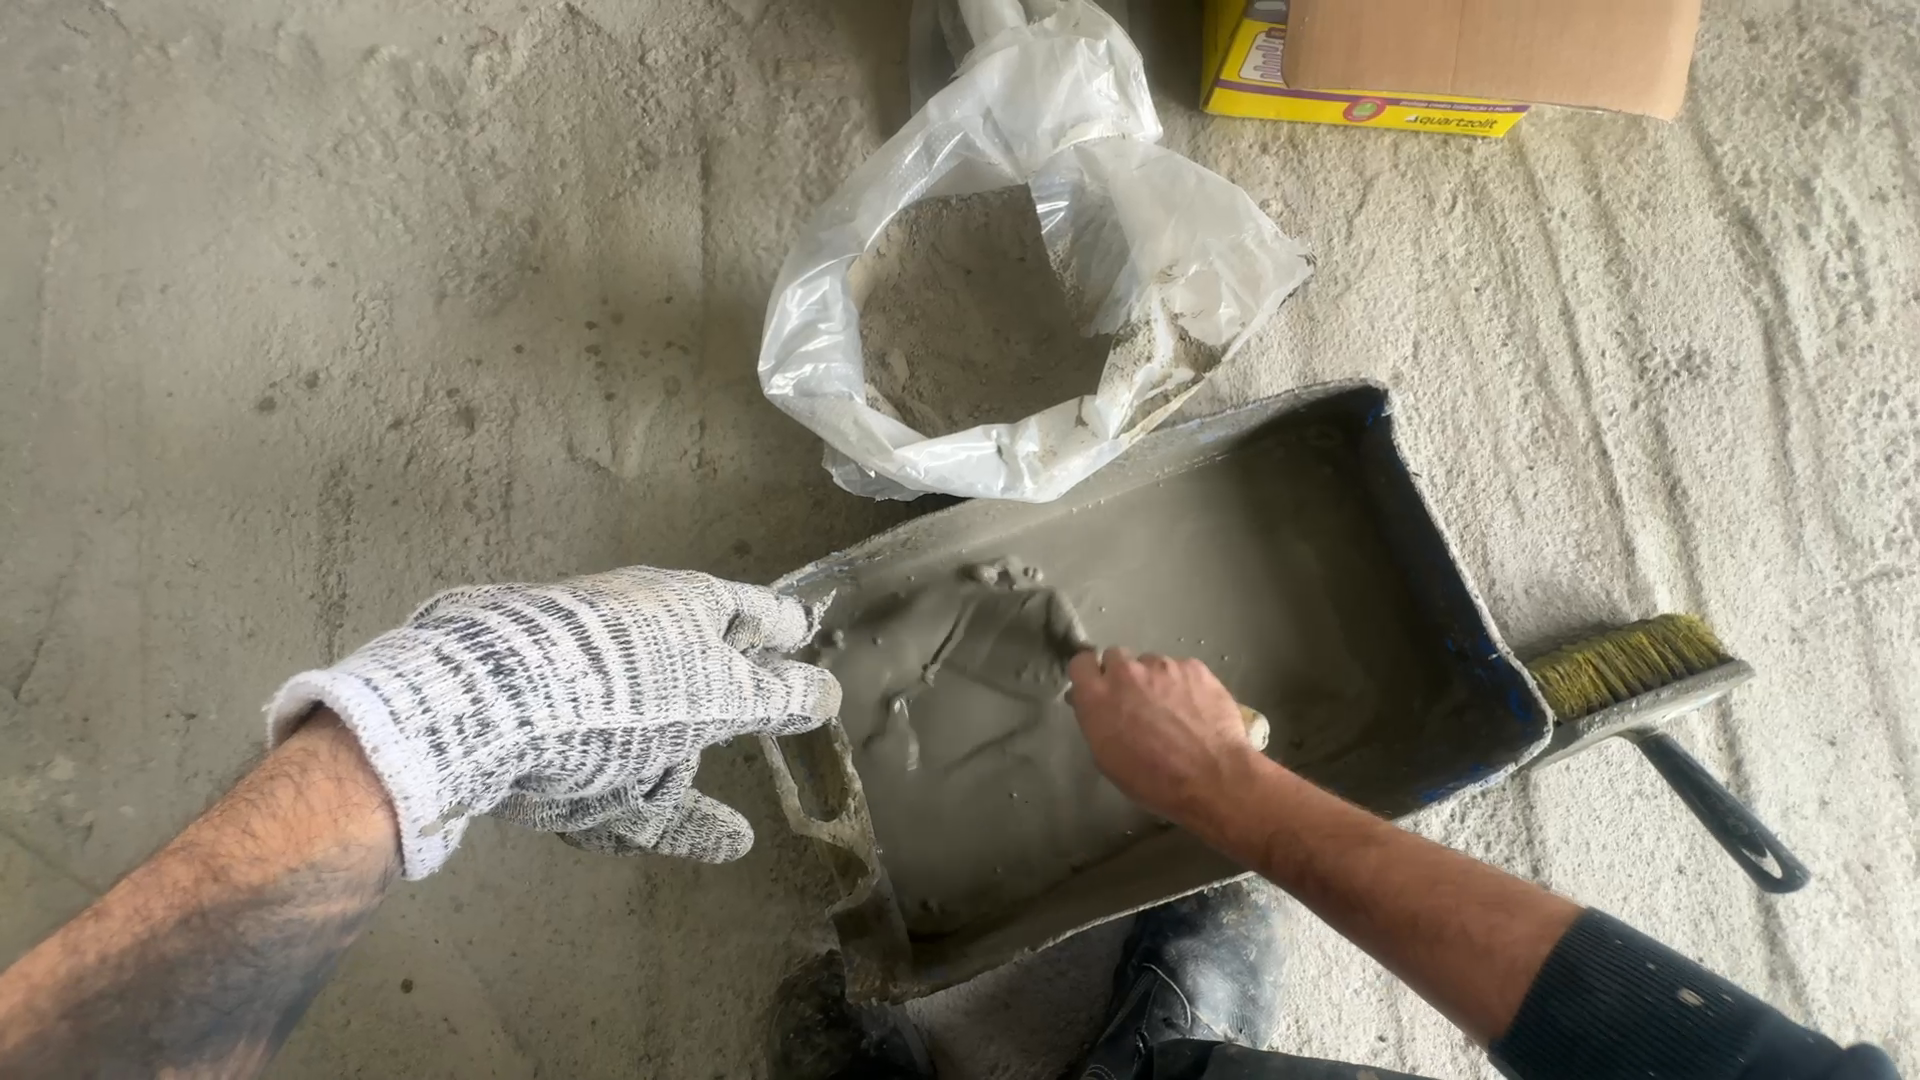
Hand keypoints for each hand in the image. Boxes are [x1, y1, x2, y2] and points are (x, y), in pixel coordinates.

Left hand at [266, 567, 840, 877]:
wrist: (486, 710)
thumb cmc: (628, 684)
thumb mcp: (721, 694)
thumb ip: (779, 698)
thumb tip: (830, 692)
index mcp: (685, 609)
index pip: (754, 611)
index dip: (785, 626)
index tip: (803, 633)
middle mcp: (639, 640)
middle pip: (701, 674)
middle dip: (730, 706)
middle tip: (760, 723)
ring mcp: (592, 689)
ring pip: (656, 734)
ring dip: (684, 775)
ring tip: (723, 830)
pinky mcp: (554, 739)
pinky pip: (620, 778)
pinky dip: (660, 811)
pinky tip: (721, 843)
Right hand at [1066, 647, 1264, 826]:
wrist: (1213, 779)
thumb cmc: (1152, 780)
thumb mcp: (1106, 758)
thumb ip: (1094, 720)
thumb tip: (1092, 702)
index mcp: (1097, 696)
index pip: (1080, 663)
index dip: (1090, 674)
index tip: (1099, 687)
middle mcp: (1125, 672)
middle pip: (1115, 656)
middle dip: (1122, 674)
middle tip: (1137, 700)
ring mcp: (1161, 665)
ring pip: (1150, 663)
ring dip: (1155, 680)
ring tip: (1173, 709)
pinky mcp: (1193, 666)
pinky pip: (1181, 669)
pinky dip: (1184, 684)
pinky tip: (1196, 708)